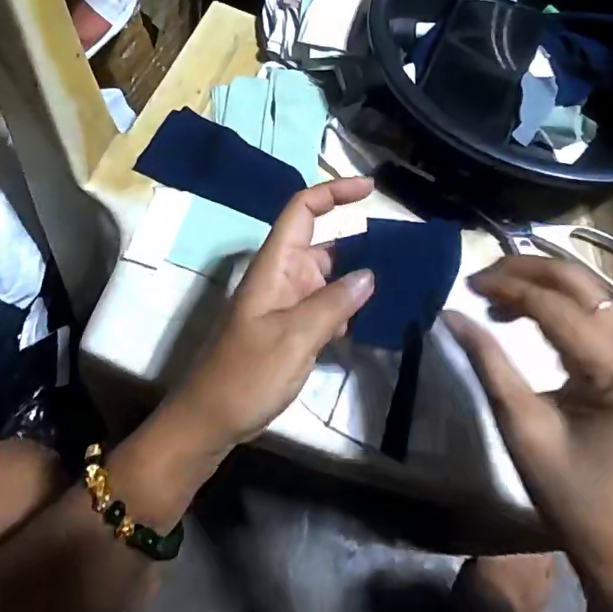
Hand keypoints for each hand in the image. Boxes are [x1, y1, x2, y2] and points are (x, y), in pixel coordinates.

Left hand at [163, 177, 377, 451]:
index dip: (334, 192)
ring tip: (400, 282)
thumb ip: (334, 304)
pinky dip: (350, 307)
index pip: (303, 209)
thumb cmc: (245, 375)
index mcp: (275, 265)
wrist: (209, 423)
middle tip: (403, 252)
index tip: (370, 188)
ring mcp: (288, 303)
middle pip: (325, 243)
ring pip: (331, 277)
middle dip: (361, 243)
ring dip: (359, 279)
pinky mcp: (293, 328)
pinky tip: (375, 319)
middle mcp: (284, 275)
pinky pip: (328, 305)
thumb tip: (370, 275)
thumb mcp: (293, 338)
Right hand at [445, 259, 612, 611]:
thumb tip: (452, 314)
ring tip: (498, 296)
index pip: (557, 308)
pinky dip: (563, 300)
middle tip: (482, 279)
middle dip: (527, 272)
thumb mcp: (522, 428)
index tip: (469, 283)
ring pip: (591, 290)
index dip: (510, 287)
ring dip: (544, 284)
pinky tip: (533, 310)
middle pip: (580, 284)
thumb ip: (489, 362)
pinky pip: (601, 309)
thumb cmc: (571, 494)